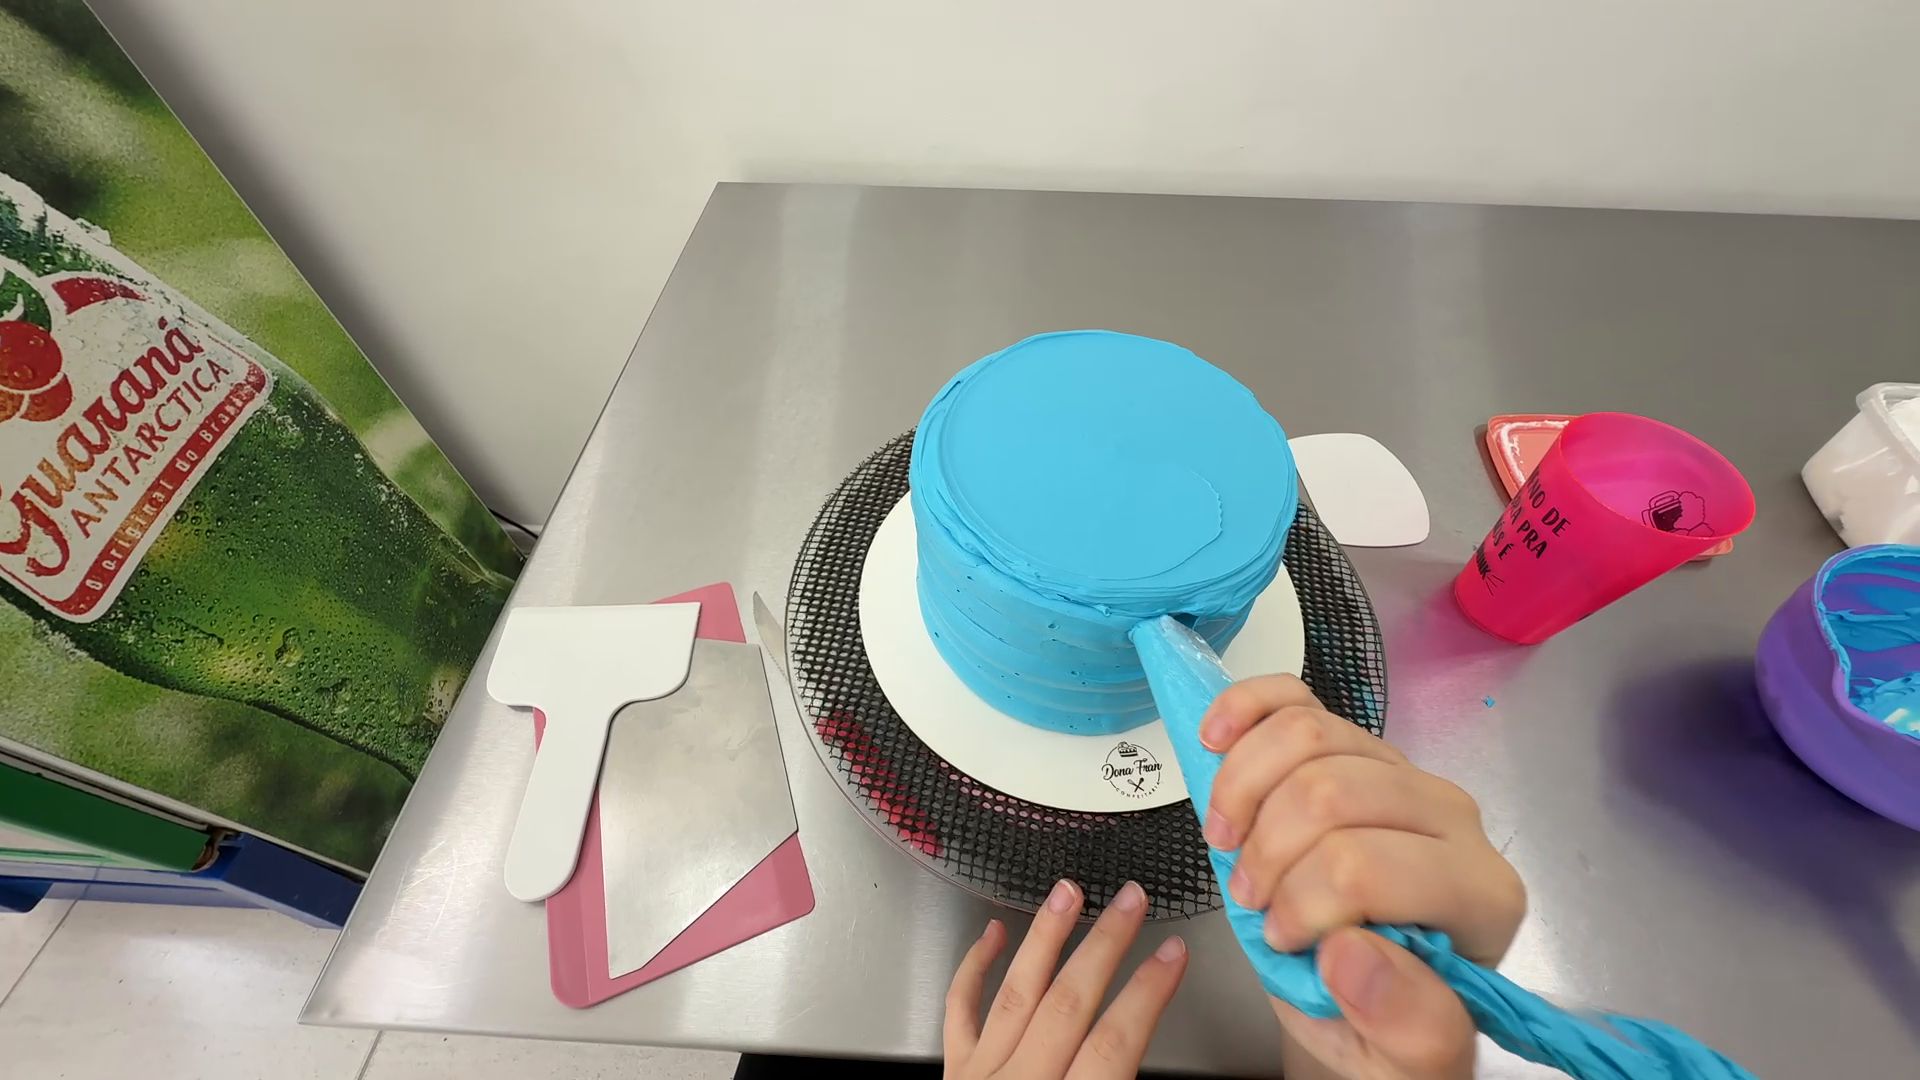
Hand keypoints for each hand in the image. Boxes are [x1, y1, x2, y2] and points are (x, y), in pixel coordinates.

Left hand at [944, 879, 1188, 1078]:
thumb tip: (1148, 1057)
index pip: (1115, 1043)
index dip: (1148, 993)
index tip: (1173, 953)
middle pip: (1069, 1003)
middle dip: (1106, 945)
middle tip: (1133, 900)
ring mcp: (980, 1079)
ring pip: (1016, 991)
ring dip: (1046, 936)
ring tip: (1069, 892)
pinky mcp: (954, 1076)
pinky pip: (960, 1011)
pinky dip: (974, 968)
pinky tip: (991, 932)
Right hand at [1199, 675, 1525, 1079]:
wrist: (1358, 970)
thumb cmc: (1379, 1010)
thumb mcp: (1401, 1057)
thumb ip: (1406, 1027)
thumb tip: (1351, 956)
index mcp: (1477, 891)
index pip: (1367, 864)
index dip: (1300, 899)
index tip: (1279, 938)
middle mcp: (1448, 812)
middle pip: (1327, 790)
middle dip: (1264, 847)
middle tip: (1247, 893)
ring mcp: (1393, 763)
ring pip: (1305, 732)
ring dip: (1239, 788)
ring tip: (1227, 838)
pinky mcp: (1344, 736)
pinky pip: (1291, 696)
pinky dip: (1242, 708)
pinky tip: (1214, 739)